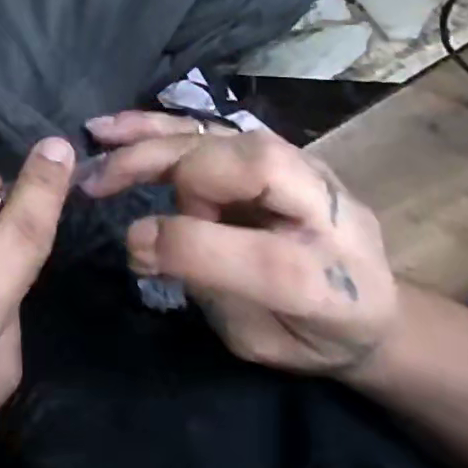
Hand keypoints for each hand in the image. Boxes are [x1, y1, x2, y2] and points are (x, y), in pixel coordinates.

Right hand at [83, 111, 397, 375]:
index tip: (134, 251)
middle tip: (105, 189)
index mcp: (335, 281)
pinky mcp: (269, 149)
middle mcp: (325, 211)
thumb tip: (144, 243)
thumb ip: (212, 292)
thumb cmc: (309, 334)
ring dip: (152, 138)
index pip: (263, 256)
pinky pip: (208, 126)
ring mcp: (300, 168)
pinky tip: (112, 126)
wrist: (370, 309)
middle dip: (173, 173)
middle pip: (252, 166)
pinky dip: (155, 125)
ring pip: (224, 135)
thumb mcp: (263, 342)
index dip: (189, 247)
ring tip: (97, 141)